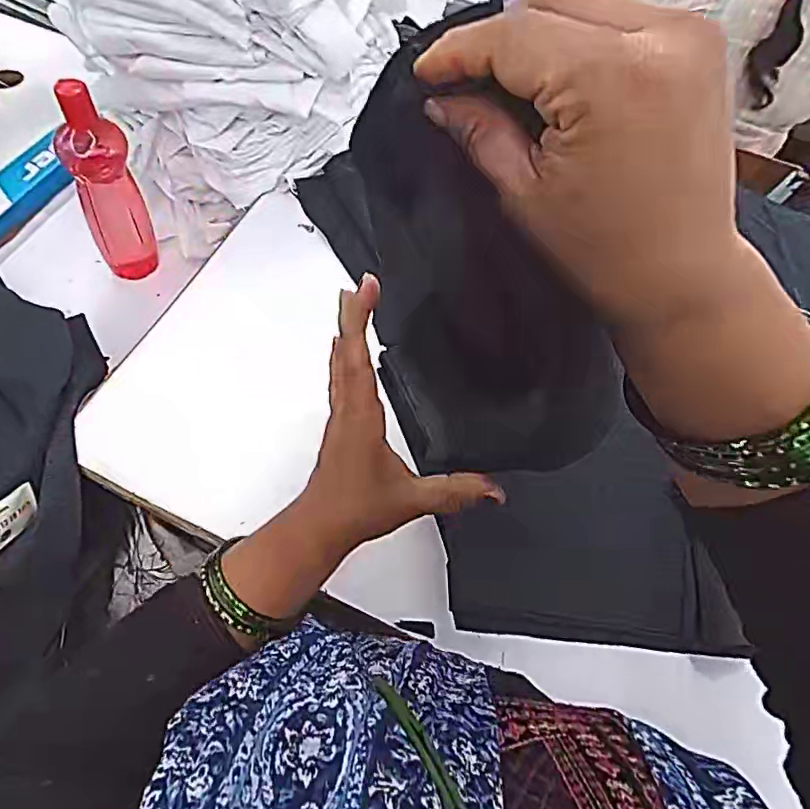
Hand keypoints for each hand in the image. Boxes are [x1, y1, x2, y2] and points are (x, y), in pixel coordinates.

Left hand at [215, 276, 502, 631]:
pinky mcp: (338, 423)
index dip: (360, 320)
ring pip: (338, 362)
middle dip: (352, 313)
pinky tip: (344, 352)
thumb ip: (453, 492)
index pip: (357, 357)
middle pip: (344, 350)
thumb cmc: (352, 509)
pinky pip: (338, 378)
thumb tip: (490, 489)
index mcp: (362, 417)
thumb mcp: (410, 499)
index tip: (364, 289)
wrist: (319, 525)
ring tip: (350, 304)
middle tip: (360, 283)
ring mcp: (339, 415)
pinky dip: (342, 355)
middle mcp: (346, 409)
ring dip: (344, 330)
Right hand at [417, 0, 809, 465]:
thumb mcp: (526, 195)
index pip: (513, 34)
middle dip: (499, 35)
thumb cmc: (618, 254)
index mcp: (613, 79)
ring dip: (540, 32)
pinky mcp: (698, 47)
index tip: (431, 69)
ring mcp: (689, 36)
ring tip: (515, 85)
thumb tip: (447, 98)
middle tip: (468, 79)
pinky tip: (560, 80)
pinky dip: (580, 38)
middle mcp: (662, 40)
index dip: (459, 50)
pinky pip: (620, 15)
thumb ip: (480, 132)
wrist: (682, 275)